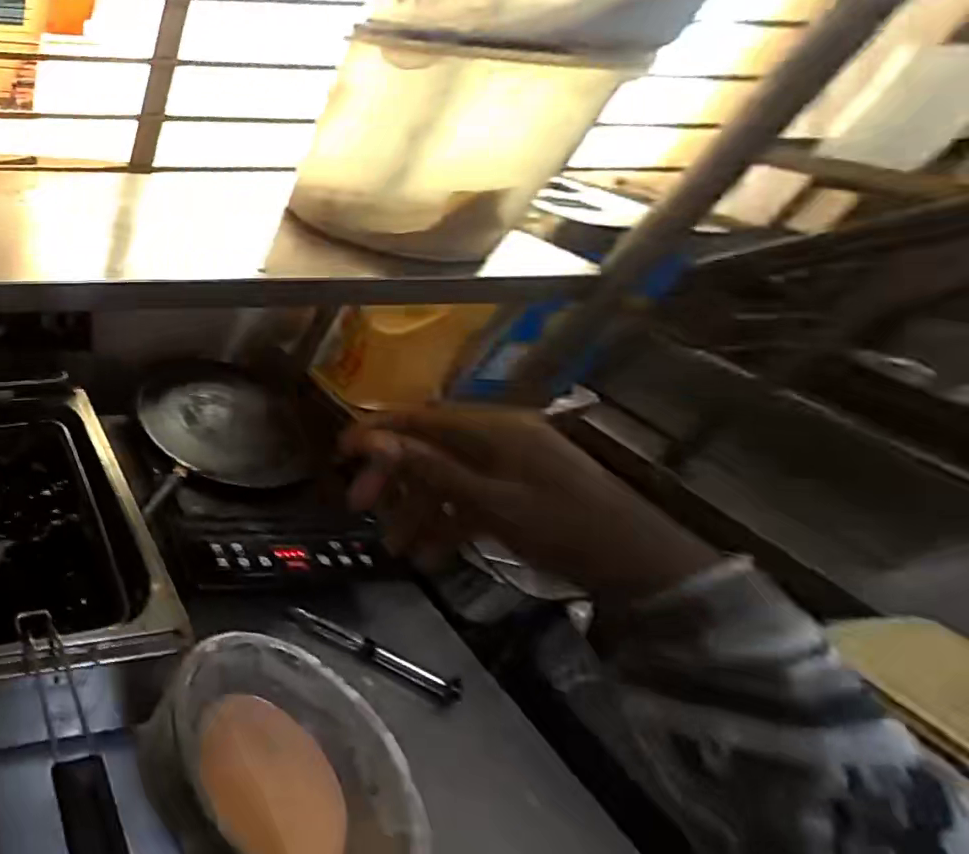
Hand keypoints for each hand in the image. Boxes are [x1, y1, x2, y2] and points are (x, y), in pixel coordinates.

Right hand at [340, 406, 719, 601]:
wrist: (652, 573)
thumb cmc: (567, 528)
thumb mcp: (490, 501)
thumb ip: (429, 468)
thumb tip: (374, 439)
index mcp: (491, 428)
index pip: (417, 418)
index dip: (374, 432)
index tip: (340, 454)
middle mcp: (495, 438)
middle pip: (425, 449)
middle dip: (391, 480)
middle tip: (360, 508)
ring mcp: (507, 466)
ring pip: (443, 478)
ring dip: (416, 510)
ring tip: (396, 548)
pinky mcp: (516, 492)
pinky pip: (467, 499)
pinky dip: (447, 523)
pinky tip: (431, 555)